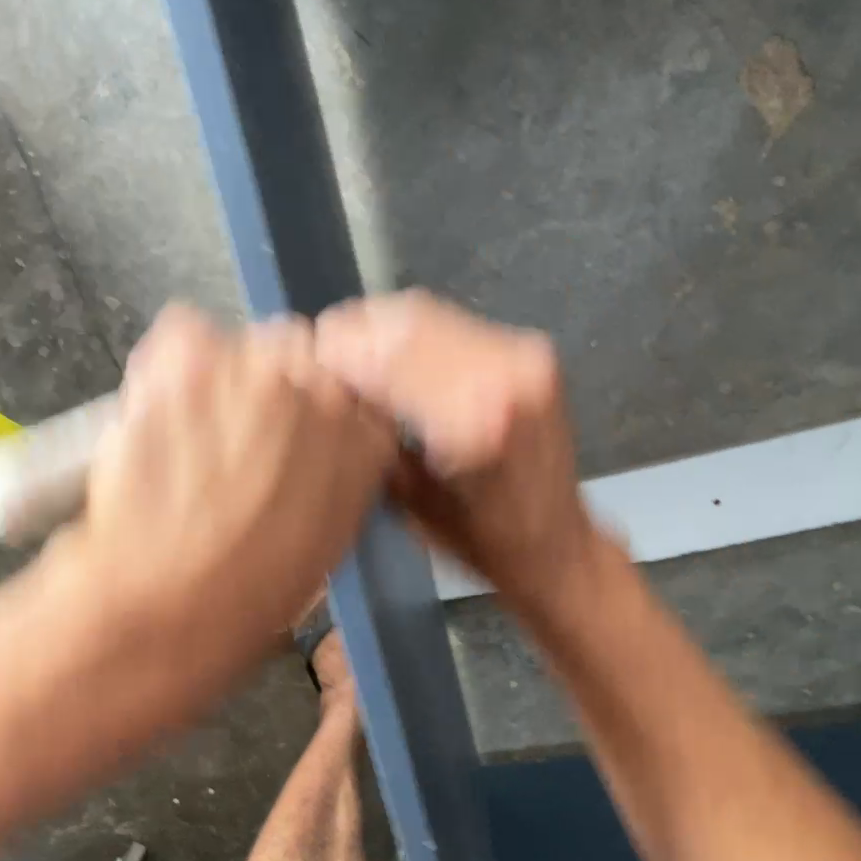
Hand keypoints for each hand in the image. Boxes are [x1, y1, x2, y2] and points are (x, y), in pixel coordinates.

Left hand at [68, 304, 398, 668]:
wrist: (164, 607)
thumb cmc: (243, 601)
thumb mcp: (323, 548)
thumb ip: (334, 486)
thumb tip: (312, 461)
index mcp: (364, 443)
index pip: (348, 393)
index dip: (308, 411)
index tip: (282, 434)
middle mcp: (322, 392)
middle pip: (296, 353)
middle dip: (267, 386)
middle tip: (231, 437)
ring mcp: (256, 369)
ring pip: (240, 343)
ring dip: (217, 377)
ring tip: (187, 437)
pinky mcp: (189, 361)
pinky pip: (184, 333)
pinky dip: (169, 364)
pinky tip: (159, 414)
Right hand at [315, 290, 600, 619]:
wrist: (557, 543)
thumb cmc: (477, 542)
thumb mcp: (408, 502)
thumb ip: (371, 439)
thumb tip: (331, 390)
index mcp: (474, 421)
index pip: (387, 360)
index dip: (338, 354)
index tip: (304, 362)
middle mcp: (506, 375)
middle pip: (406, 325)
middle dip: (354, 333)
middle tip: (318, 351)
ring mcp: (523, 355)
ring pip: (428, 317)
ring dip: (380, 327)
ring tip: (345, 348)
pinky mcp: (529, 350)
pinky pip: (452, 324)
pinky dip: (411, 332)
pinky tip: (386, 351)